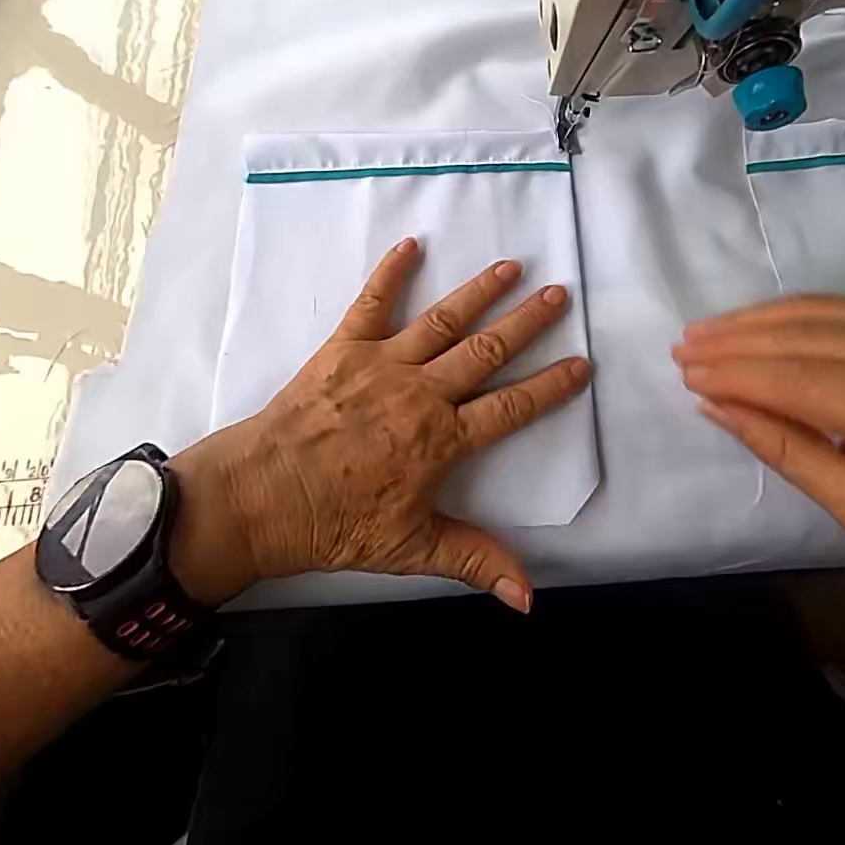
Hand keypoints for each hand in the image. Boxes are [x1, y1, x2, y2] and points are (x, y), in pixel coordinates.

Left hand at [169, 237, 591, 611]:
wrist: (264, 494)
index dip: (550, 387)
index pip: (511, 408)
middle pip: (486, 353)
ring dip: (479, 292)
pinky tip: (410, 245)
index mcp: (442, 440)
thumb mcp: (411, 549)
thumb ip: (475, 560)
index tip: (580, 364)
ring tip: (510, 267)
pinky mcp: (343, 348)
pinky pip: (371, 303)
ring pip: (443, 321)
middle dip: (526, 323)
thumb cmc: (335, 523)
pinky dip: (390, 272)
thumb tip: (530, 598)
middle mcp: (421, 393)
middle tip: (558, 296)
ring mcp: (382, 365)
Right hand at [671, 296, 844, 592]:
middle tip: (682, 349)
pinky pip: (838, 306)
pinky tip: (747, 323)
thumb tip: (715, 404)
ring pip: (818, 313)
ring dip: (751, 322)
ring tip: (702, 334)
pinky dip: (782, 313)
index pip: (807, 383)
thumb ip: (785, 450)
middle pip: (808, 339)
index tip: (688, 376)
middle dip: (735, 343)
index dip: (740, 376)